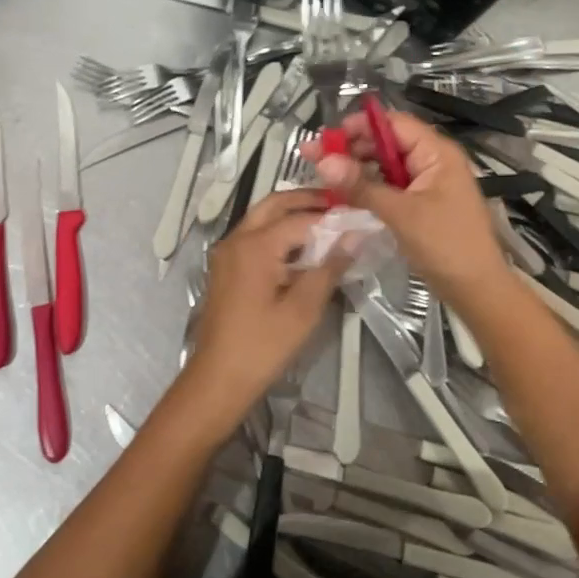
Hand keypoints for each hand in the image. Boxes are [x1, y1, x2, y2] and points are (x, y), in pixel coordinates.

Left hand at [183, 190, 348, 430]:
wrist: (218, 378)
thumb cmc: (263, 346)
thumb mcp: (303, 309)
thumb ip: (329, 267)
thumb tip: (354, 236)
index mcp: (255, 245)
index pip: (301, 218)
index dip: (332, 217)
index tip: (360, 217)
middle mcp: (237, 238)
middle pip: (275, 204)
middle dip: (307, 200)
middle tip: (340, 205)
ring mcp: (227, 251)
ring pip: (262, 217)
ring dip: (291, 213)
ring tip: (326, 222)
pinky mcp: (225, 266)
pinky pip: (253, 235)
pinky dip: (277, 231)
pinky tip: (301, 248)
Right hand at [304, 110, 508, 304]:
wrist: (478, 290)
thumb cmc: (445, 245)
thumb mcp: (400, 213)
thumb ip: (361, 185)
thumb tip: (322, 161)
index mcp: (437, 153)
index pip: (393, 124)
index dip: (359, 126)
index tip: (326, 138)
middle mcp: (433, 161)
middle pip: (387, 142)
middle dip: (351, 147)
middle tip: (314, 158)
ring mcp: (428, 183)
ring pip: (386, 165)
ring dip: (357, 168)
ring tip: (323, 175)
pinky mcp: (422, 204)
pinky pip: (391, 186)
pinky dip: (368, 187)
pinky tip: (343, 194)